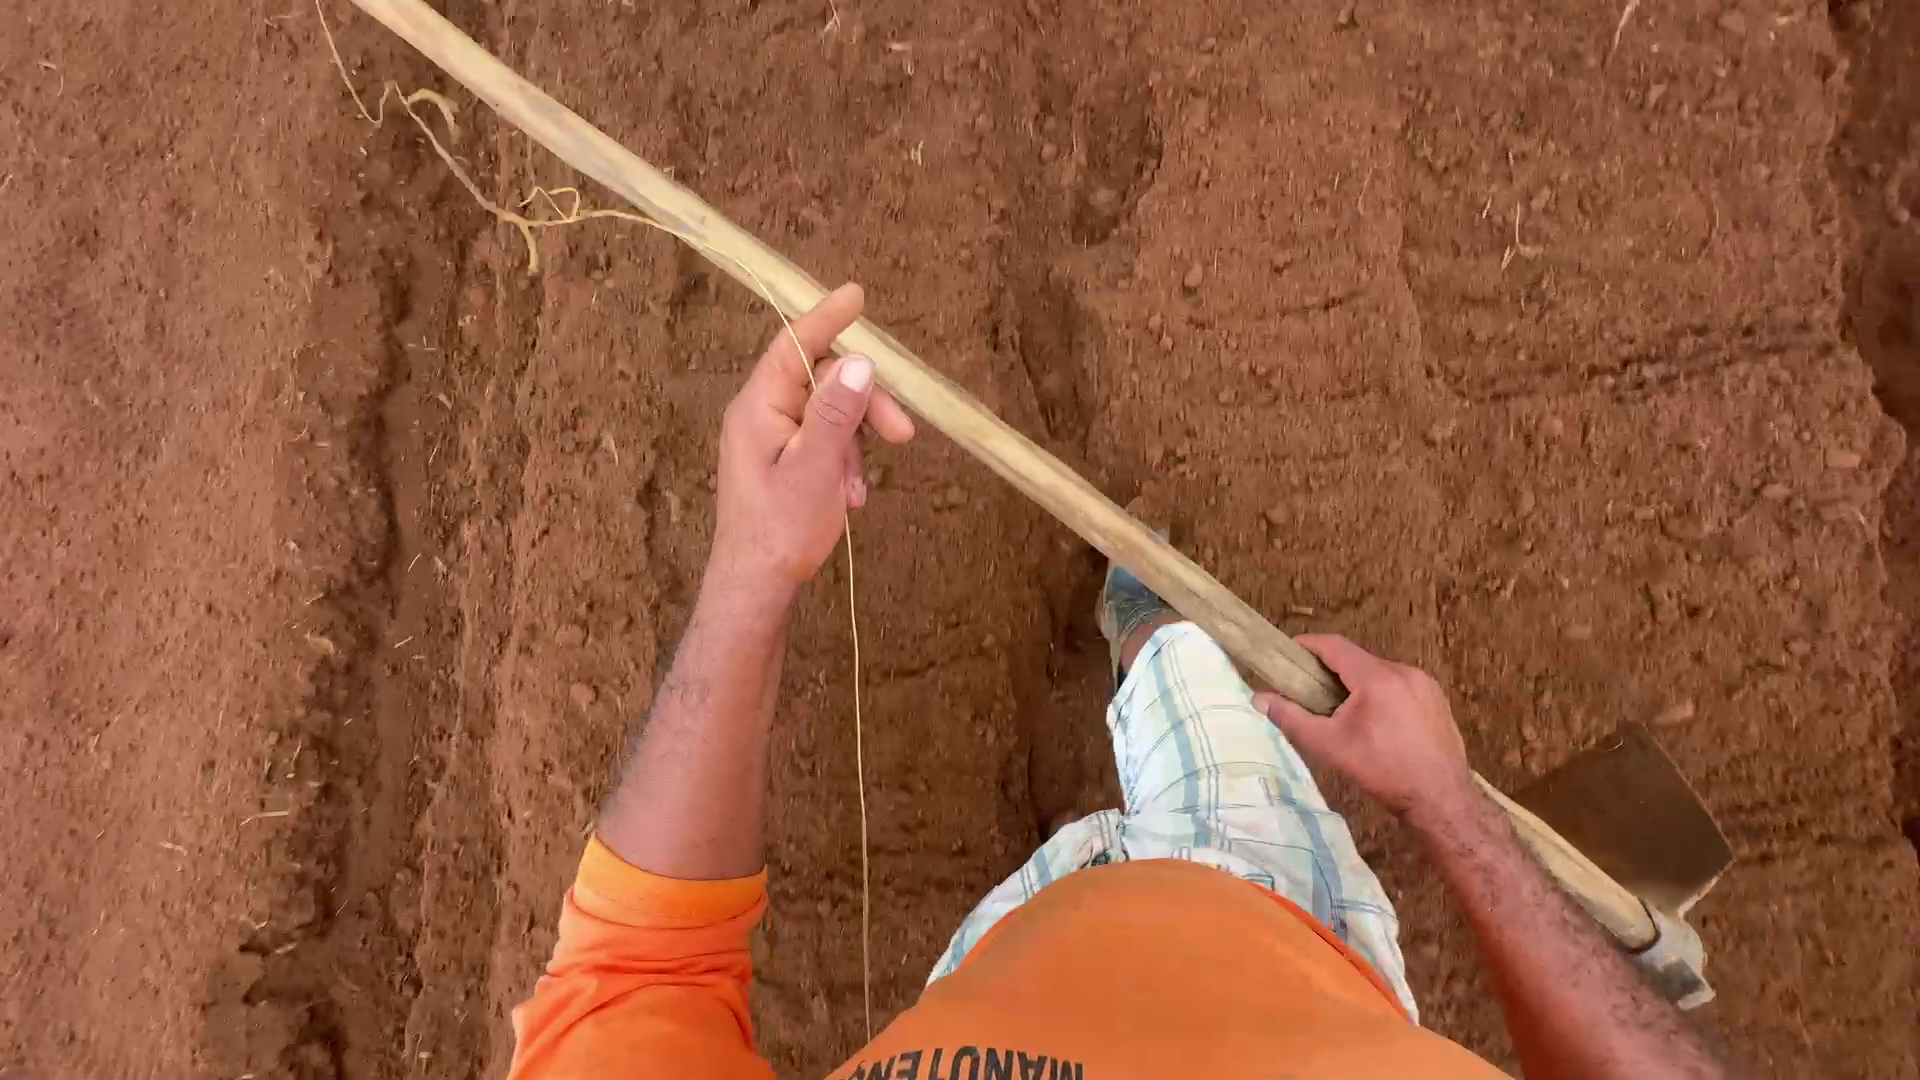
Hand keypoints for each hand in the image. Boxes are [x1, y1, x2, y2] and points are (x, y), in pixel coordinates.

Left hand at [711, 283, 914, 588]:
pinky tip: (851, 497)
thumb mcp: (816, 468)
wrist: (757, 585)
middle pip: (823, 382)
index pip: (794, 346)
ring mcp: (773, 438)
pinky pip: (824, 442)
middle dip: (866, 404)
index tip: (858, 295)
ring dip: (857, 443)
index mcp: (759, 407)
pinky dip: (845, 462)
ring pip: (830, 414)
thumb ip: (837, 412)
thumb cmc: (780, 530)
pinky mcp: (784, 461)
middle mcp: (762, 414)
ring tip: (861, 491)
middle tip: (903, 433)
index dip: (827, 318)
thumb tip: (861, 362)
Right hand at [1252, 635, 1477, 827]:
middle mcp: (1404, 672)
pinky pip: (1399, 685)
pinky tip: (1374, 721)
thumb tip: (1258, 698)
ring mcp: (1425, 685)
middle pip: (1356, 659)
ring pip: (1378, 672)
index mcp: (1376, 678)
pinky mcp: (1437, 700)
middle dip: (1330, 669)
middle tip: (1310, 690)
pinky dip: (1379, 693)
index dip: (1307, 645)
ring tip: (1341, 709)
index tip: (1287, 654)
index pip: (1334, 645)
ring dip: (1355, 682)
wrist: (1441, 801)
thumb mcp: (1327, 745)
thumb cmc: (1380, 770)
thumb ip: (1290, 717)